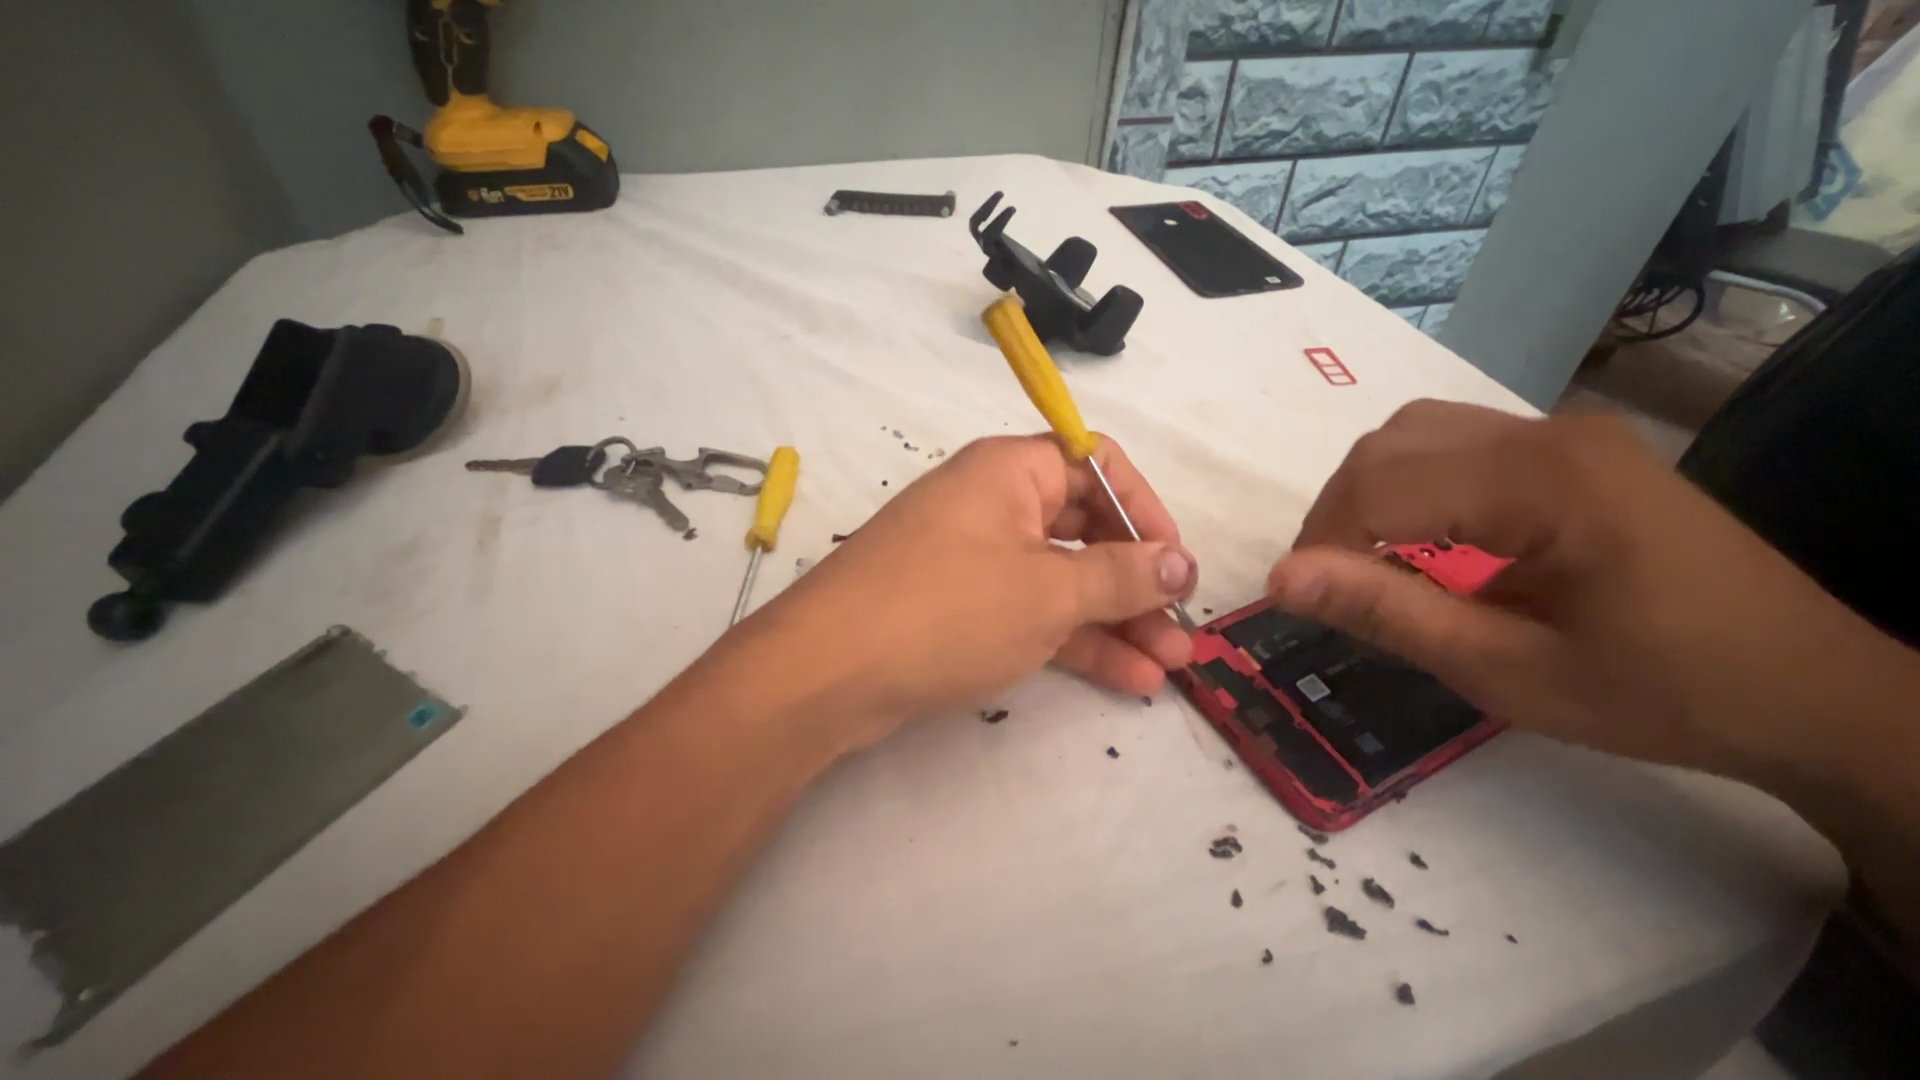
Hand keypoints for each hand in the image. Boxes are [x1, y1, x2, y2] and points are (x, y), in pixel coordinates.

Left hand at [730, 434, 1195, 750]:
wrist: (826, 673)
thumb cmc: (948, 609)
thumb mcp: (1047, 591)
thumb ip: (1121, 576)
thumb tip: (1182, 563)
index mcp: (1008, 471)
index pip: (1095, 465)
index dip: (1145, 510)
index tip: (1177, 564)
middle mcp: (990, 504)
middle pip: (1083, 530)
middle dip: (1137, 582)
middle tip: (1181, 635)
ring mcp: (971, 560)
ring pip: (1059, 581)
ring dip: (1114, 622)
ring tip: (1169, 670)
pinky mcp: (956, 611)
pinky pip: (1028, 614)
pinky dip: (1072, 642)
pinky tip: (1125, 680)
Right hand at [1264, 400, 1907, 774]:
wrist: (1812, 692)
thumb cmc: (1662, 693)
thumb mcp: (1509, 672)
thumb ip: (1390, 615)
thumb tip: (1283, 578)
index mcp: (1543, 481)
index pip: (1381, 484)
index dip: (1321, 541)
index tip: (1298, 601)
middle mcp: (1551, 434)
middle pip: (1393, 443)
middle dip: (1339, 512)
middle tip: (1330, 586)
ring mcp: (1569, 435)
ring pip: (1422, 432)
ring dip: (1373, 491)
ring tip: (1369, 562)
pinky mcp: (1578, 452)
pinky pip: (1463, 444)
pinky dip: (1417, 484)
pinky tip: (1428, 541)